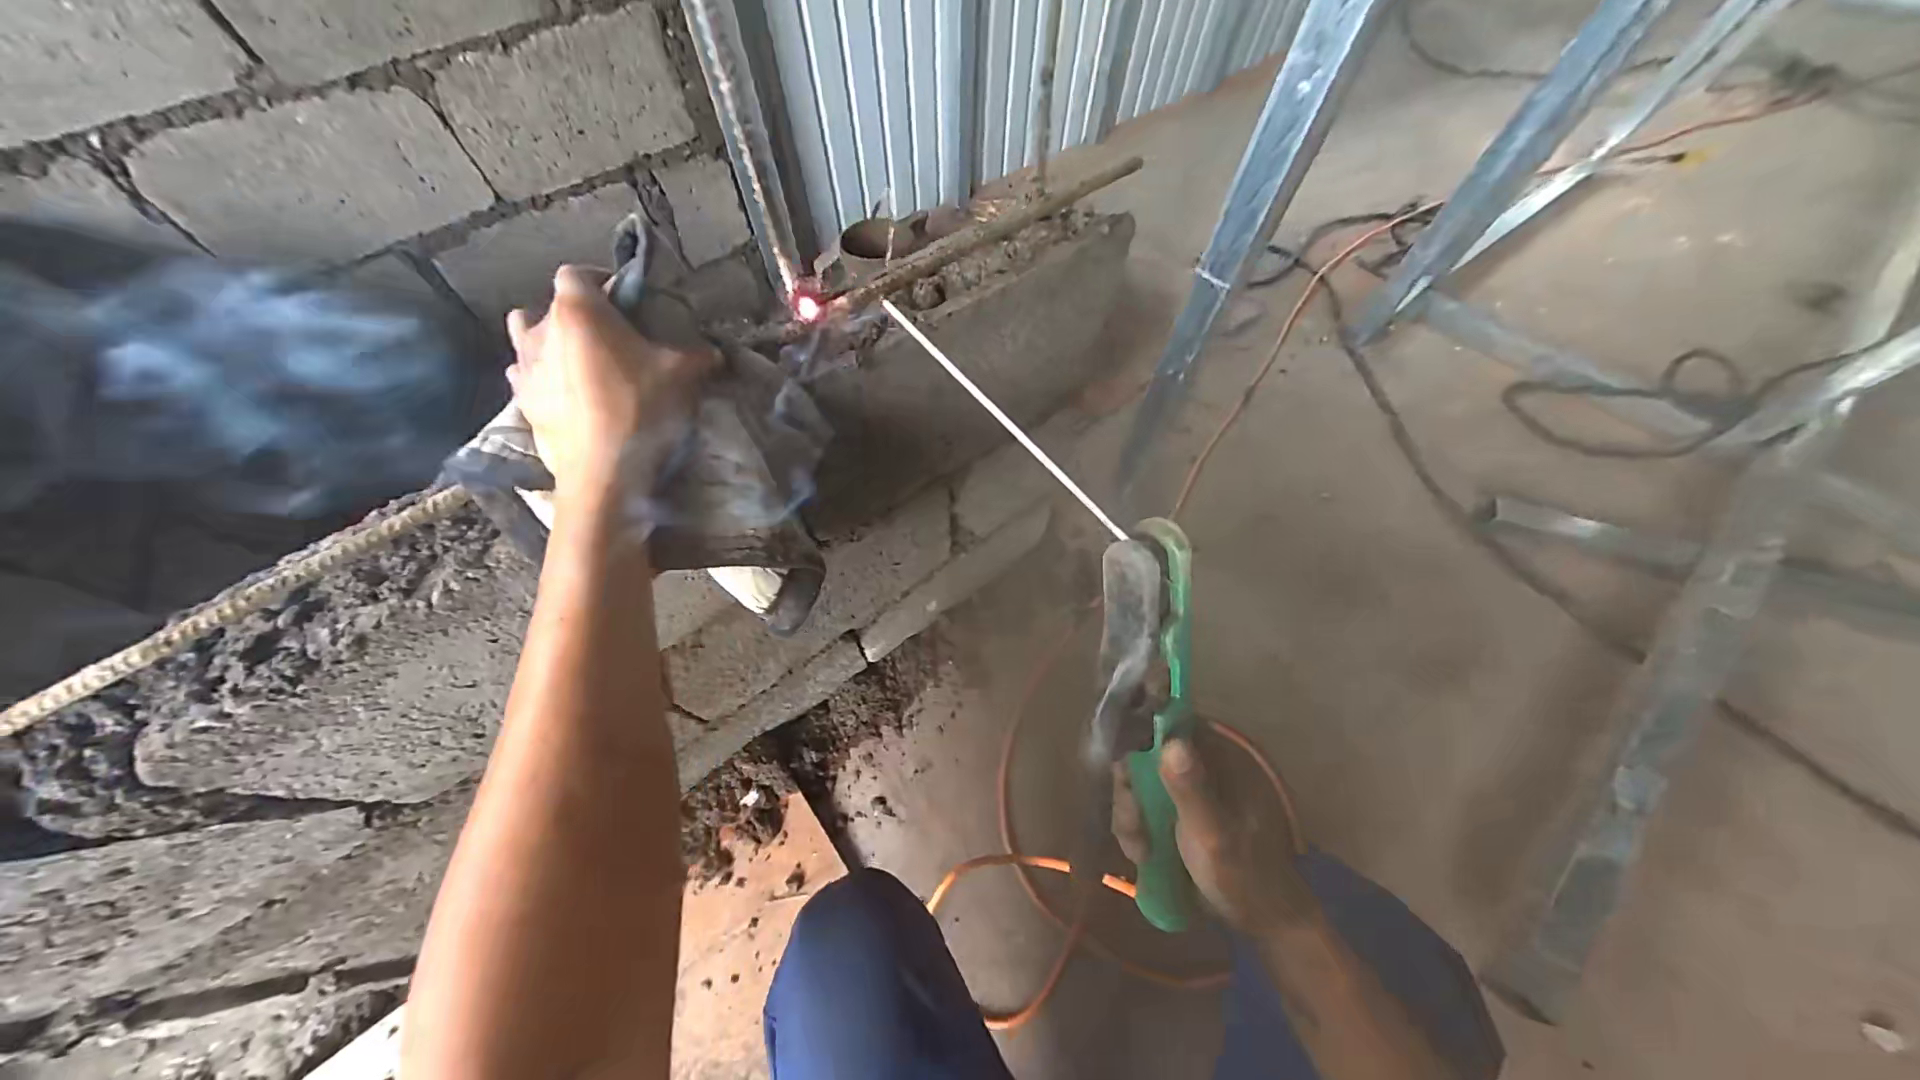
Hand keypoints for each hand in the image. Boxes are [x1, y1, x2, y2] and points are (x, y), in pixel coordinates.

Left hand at [506, 266, 713, 500]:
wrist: (605, 473)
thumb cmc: (641, 410)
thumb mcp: (684, 376)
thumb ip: (699, 355)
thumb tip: (714, 352)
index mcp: (577, 311)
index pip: (577, 273)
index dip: (601, 282)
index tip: (625, 301)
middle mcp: (540, 330)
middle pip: (549, 306)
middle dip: (577, 316)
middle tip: (609, 338)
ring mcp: (524, 368)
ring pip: (527, 339)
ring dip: (551, 344)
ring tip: (582, 365)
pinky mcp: (521, 403)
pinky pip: (527, 377)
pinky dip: (545, 379)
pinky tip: (568, 396)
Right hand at [1112, 736, 1319, 933]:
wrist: (1262, 921)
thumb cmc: (1245, 875)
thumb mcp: (1214, 834)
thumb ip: (1192, 791)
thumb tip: (1171, 744)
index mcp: (1214, 754)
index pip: (1162, 722)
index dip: (1134, 739)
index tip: (1124, 776)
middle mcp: (1195, 761)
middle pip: (1139, 754)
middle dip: (1128, 793)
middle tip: (1134, 827)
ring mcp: (1183, 787)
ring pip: (1134, 782)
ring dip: (1129, 816)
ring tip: (1140, 852)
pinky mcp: (1172, 811)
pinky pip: (1138, 806)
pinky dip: (1133, 828)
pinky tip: (1142, 855)